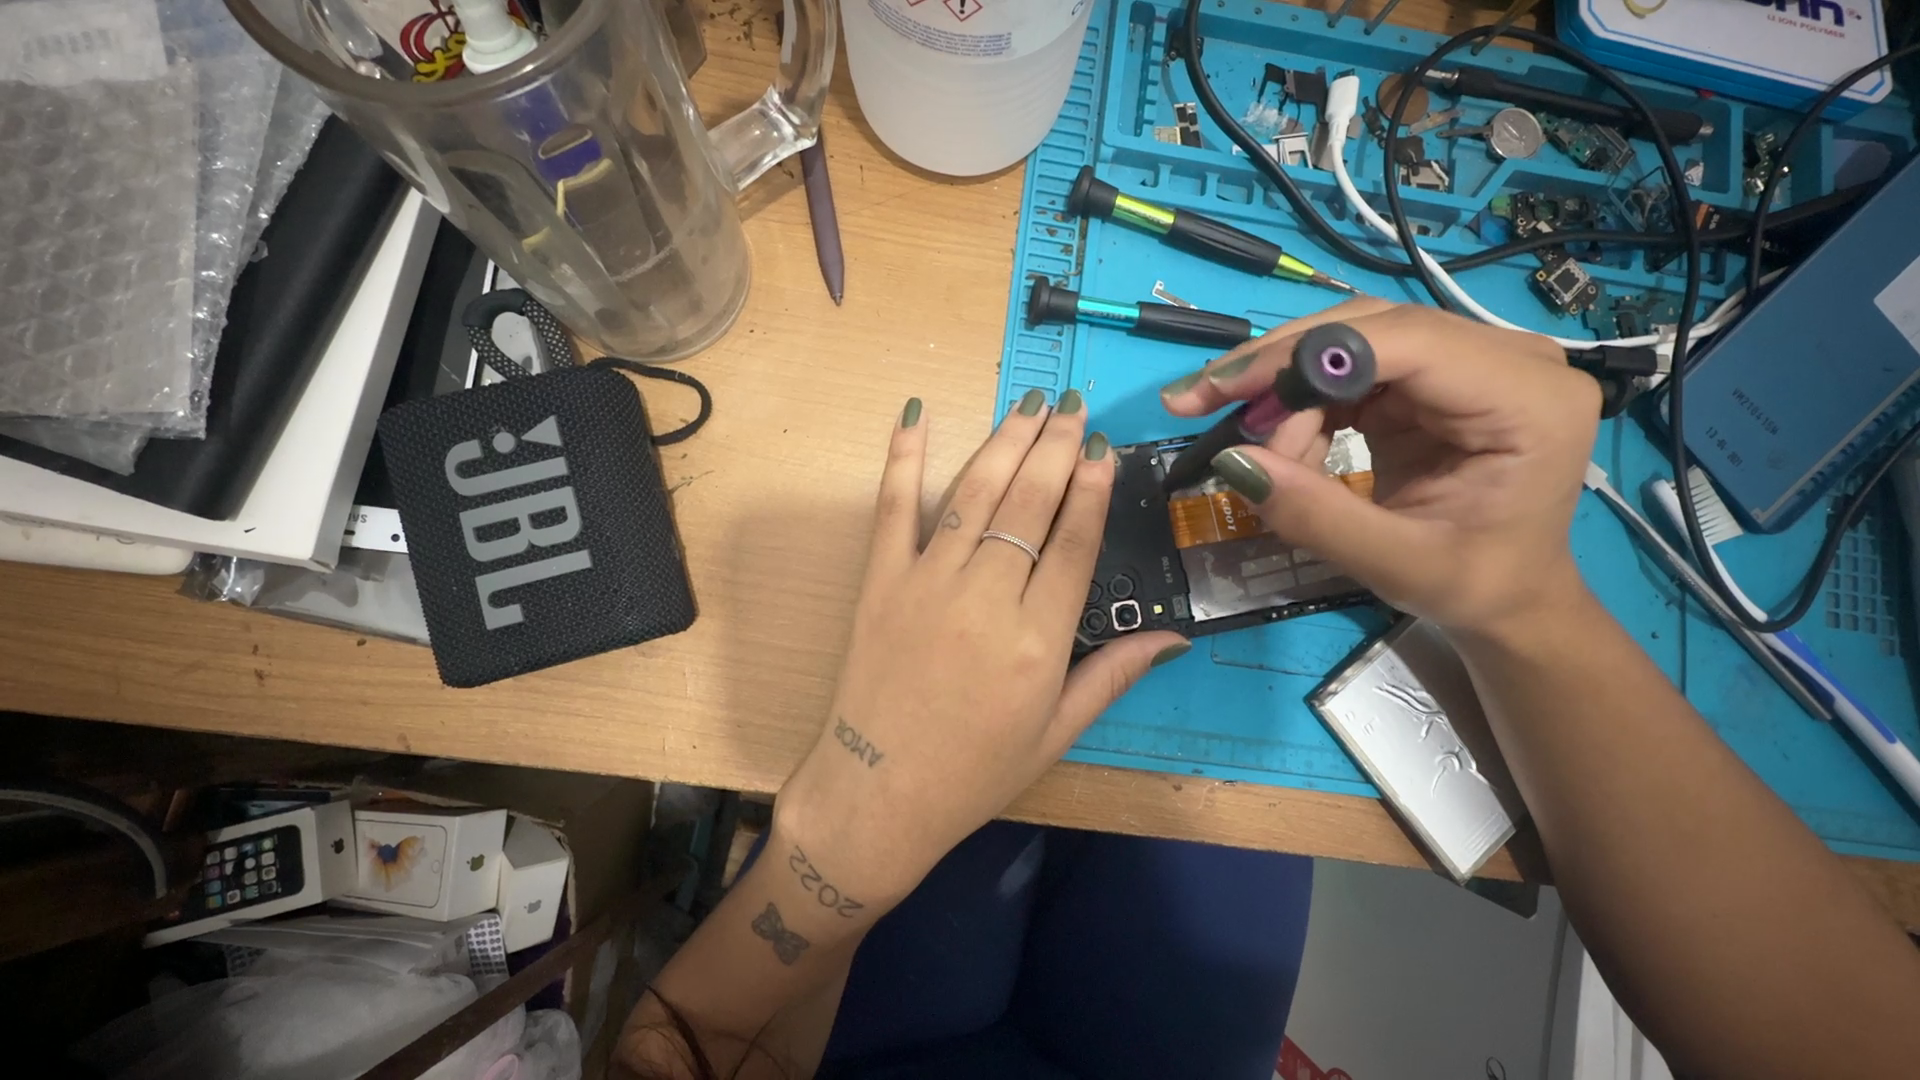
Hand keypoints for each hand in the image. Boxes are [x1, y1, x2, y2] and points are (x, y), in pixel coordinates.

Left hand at [773, 391, 1187, 911]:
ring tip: (1028, 403)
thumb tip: (1174, 636)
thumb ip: (1113, 675)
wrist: (879, 791)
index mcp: (1038, 639)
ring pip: (975, 495)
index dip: (1091, 487)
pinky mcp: (880, 581)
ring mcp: (928, 583)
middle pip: (1029, 505)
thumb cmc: (976, 771)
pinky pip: (893, 508)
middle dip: (1055, 448)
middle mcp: (986, 599)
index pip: (1074, 542)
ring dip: (1005, 442)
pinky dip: (903, 458)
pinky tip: (915, 414)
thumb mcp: (1057, 733)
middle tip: (1071, 406)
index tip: (1102, 445)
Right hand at [1161, 300, 1598, 634]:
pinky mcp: (1432, 378)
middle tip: (1197, 400)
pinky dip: (1300, 401)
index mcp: (1526, 399)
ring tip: (1243, 438)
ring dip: (1281, 384)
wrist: (1508, 595)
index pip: (1403, 342)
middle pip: (1370, 327)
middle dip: (1277, 365)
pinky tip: (1283, 443)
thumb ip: (1317, 515)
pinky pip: (1348, 368)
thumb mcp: (1394, 563)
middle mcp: (1507, 360)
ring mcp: (1468, 362)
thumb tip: (1233, 461)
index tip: (1220, 389)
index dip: (1303, 356)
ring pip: (1350, 340)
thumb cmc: (1472, 584)